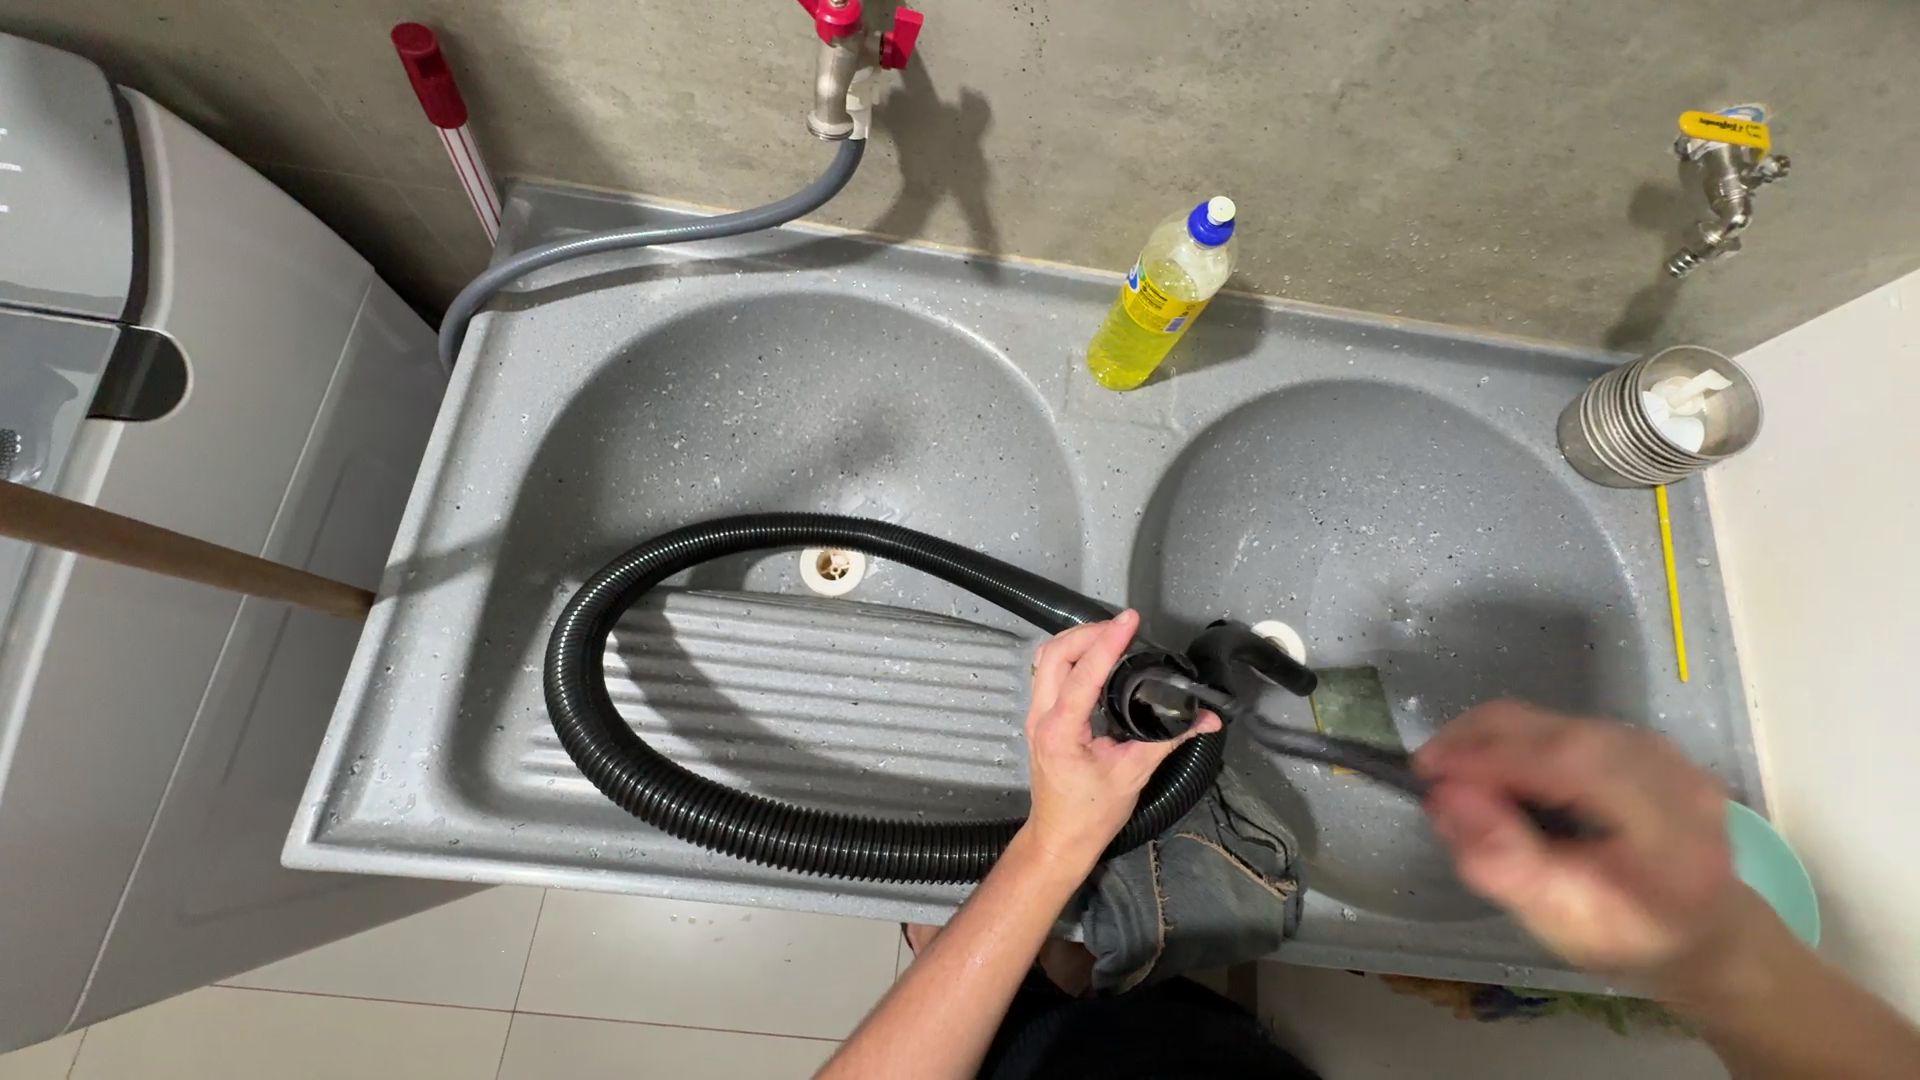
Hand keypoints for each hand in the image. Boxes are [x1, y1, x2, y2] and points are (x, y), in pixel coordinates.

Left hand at [1020, 610, 1219, 865]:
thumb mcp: (1133, 774)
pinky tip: (1094, 657)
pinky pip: (1047, 673)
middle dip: (1087, 632)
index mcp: (1061, 730)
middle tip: (1121, 627)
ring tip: (1110, 635)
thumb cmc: (1091, 813)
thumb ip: (1169, 739)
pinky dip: (1070, 656)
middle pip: (1054, 654)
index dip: (1107, 642)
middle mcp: (1041, 716)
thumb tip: (1205, 718)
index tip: (1129, 621)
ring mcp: (1035, 715)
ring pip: (1045, 660)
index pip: (1083, 673)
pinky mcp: (1039, 717)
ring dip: (1076, 641)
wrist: (1060, 838)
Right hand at [1414, 701, 1734, 980]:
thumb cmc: (1627, 933)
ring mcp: (1646, 745)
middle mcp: (1660, 766)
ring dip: (1481, 743)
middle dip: (1471, 744)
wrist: (1697, 932)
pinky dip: (1502, 744)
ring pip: (1536, 720)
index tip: (1425, 775)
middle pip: (1544, 728)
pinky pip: (1545, 725)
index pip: (1564, 759)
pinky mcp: (1625, 739)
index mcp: (1665, 817)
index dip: (1486, 758)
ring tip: (1457, 783)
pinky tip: (1491, 777)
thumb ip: (1502, 859)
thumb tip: (1446, 797)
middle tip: (1429, 778)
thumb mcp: (1560, 915)